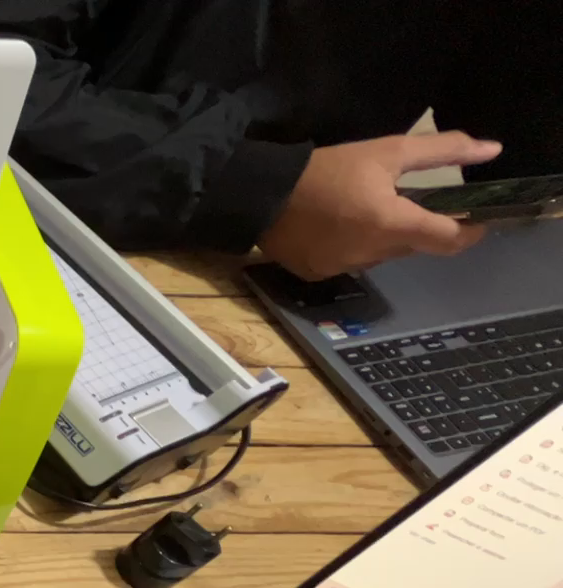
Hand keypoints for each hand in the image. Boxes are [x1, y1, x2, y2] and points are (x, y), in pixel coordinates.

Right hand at [259, 132, 501, 280]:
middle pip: (411, 247)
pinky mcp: (313, 273)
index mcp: (393, 225)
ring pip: (378, 256)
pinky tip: (335, 233)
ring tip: (363, 218)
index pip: (450, 240)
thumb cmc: (327, 172)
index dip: (469, 231)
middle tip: (406, 206)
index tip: (473, 219)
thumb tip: (492, 150)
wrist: (260, 198)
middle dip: (416, 229)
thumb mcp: (388, 151)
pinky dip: (350, 250)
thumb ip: (444, 151)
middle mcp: (369, 254)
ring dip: (381, 240)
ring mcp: (339, 267)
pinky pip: (346, 263)